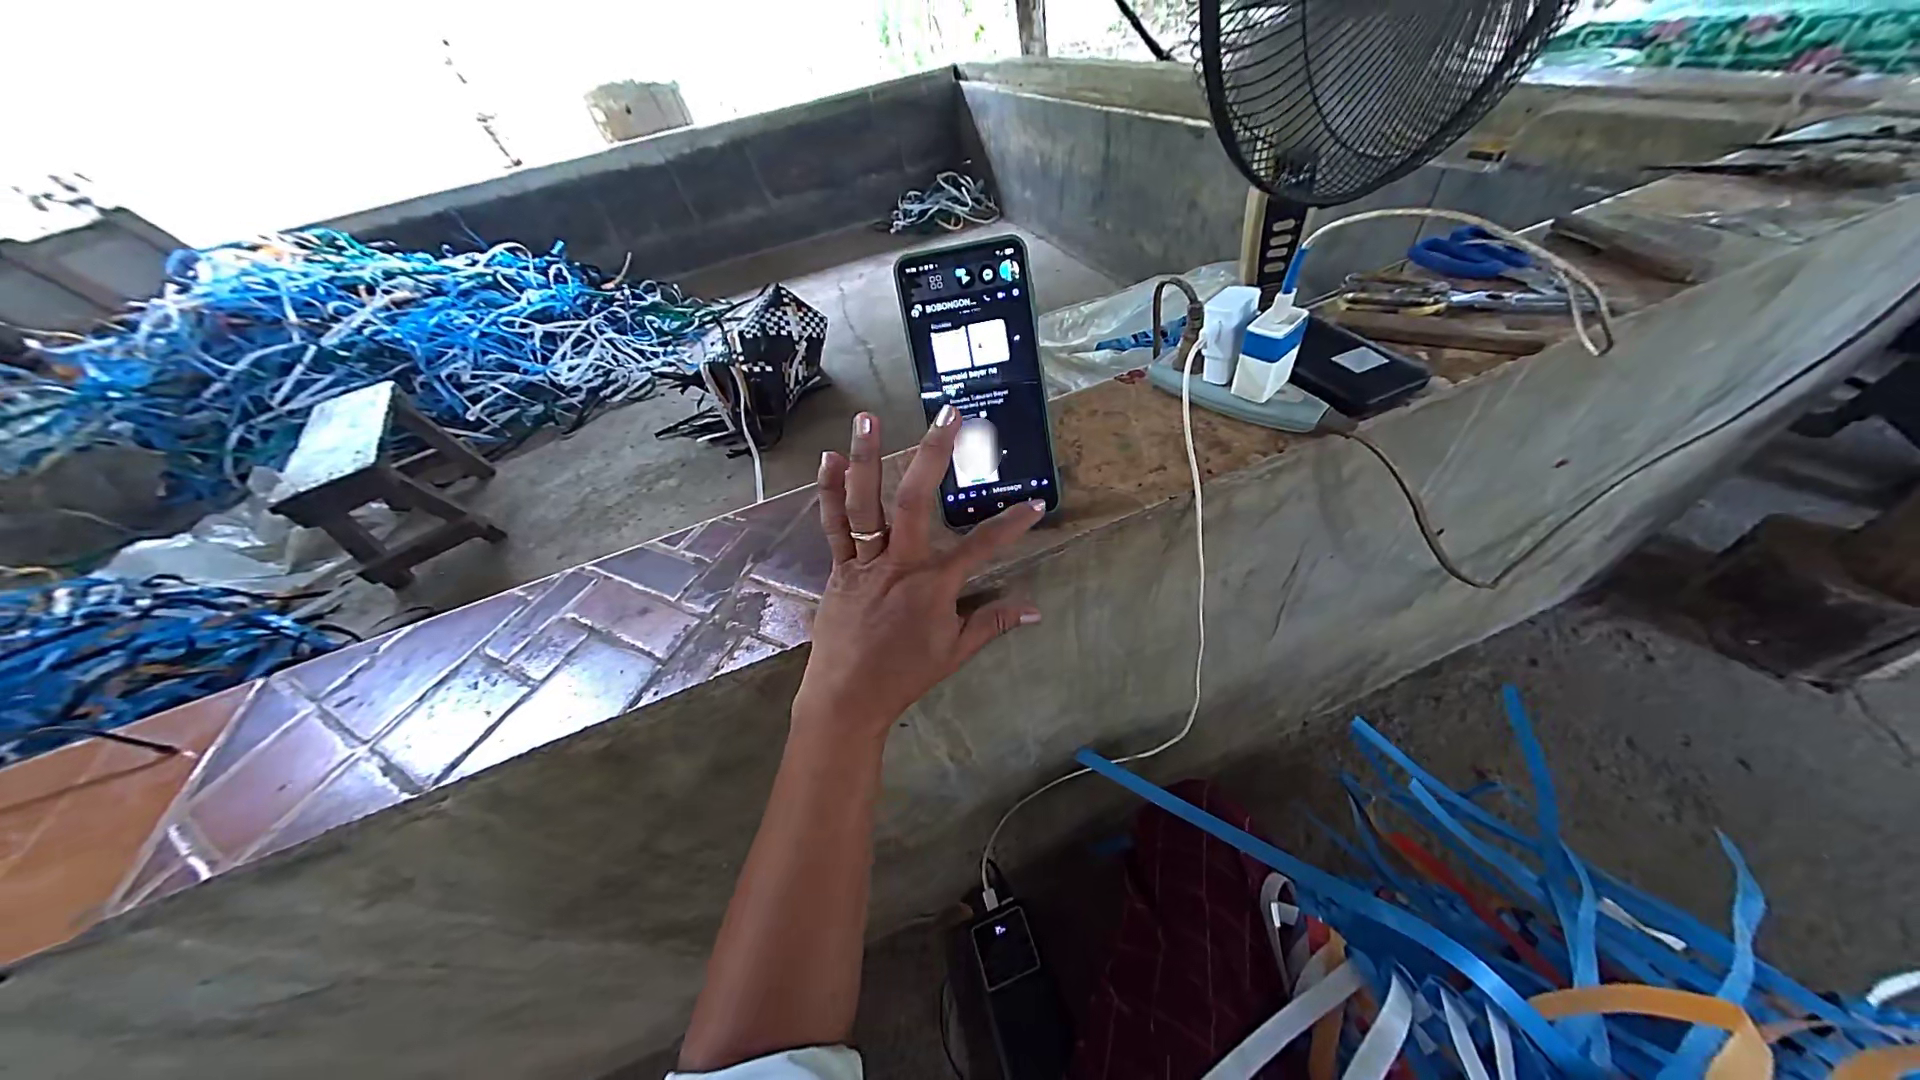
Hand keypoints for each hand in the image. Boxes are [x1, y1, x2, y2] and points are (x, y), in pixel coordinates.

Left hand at [794, 406, 1044, 743]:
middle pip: (917, 500)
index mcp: (933, 585)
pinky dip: (830, 491)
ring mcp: (865, 562)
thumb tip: (1034, 608)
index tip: (1035, 503)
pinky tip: (829, 459)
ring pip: (865, 503)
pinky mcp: (839, 567)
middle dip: (935, 453)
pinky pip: (834, 525)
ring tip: (867, 418)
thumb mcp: (955, 652)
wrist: (846, 697)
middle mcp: (899, 563)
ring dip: (867, 457)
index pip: (983, 547)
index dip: (1013, 524)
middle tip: (948, 414)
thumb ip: (993, 623)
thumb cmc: (904, 675)